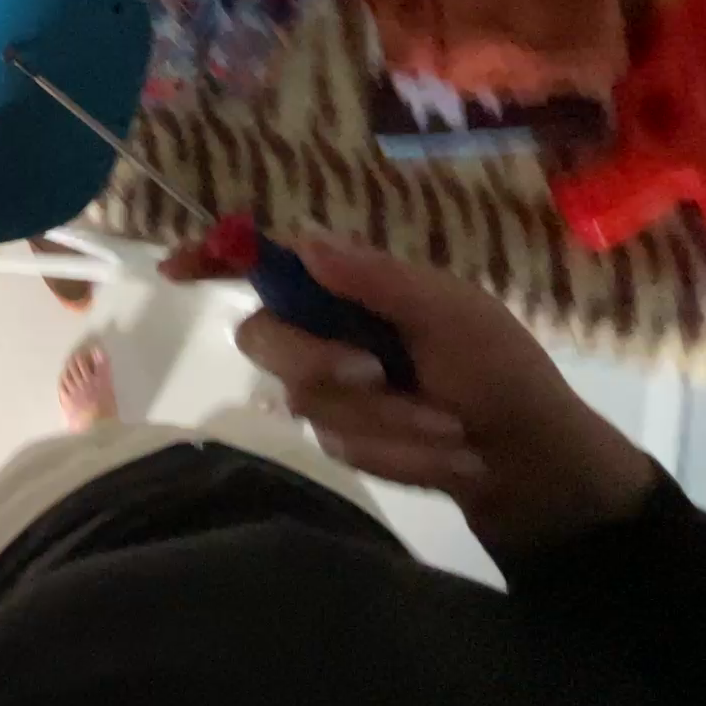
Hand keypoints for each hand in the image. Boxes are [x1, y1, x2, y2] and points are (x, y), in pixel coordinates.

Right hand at [203, 238, 658, 553]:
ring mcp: (321, 385)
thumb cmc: (499, 371)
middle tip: (374, 372)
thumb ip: (379, 280)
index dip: (210, 260)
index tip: (173, 269)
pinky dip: (398, 452)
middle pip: (262, 337)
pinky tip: (446, 456)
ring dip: (385, 420)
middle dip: (317, 362)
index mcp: (343, 287)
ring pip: (303, 399)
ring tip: (452, 430)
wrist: (532, 464)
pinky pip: (336, 444)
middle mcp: (318, 329)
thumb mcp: (452, 314)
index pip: (261, 263)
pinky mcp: (334, 435)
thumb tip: (303, 242)